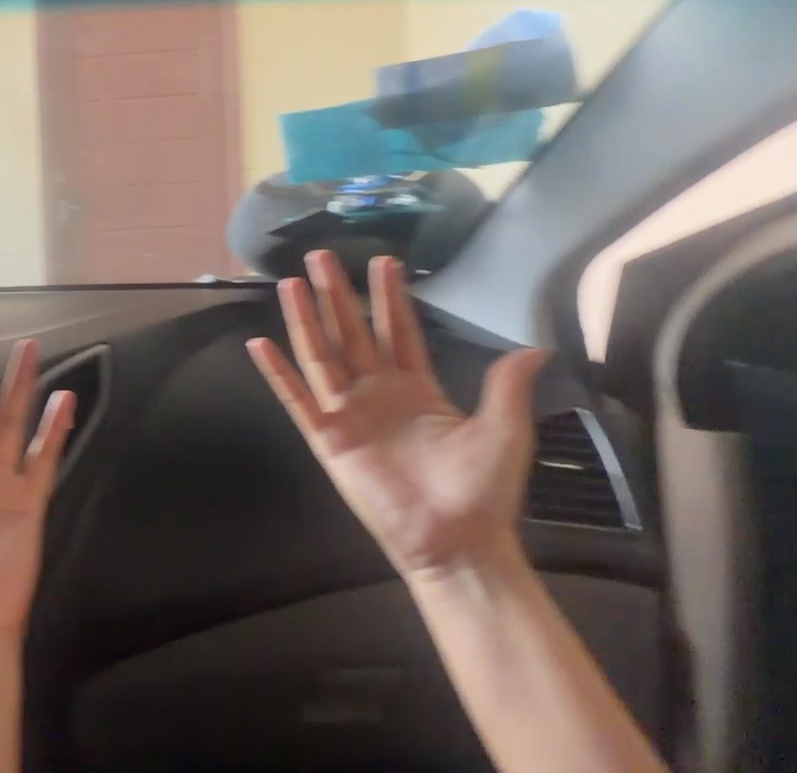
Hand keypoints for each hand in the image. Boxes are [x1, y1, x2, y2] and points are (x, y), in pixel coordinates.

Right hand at [246, 251, 549, 578]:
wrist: (457, 542)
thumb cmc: (482, 489)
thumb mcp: (504, 431)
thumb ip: (506, 386)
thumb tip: (536, 348)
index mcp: (416, 388)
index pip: (397, 331)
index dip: (389, 298)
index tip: (383, 262)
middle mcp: (377, 392)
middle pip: (351, 332)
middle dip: (337, 294)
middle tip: (321, 255)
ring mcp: (349, 413)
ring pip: (321, 355)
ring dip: (305, 319)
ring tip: (291, 283)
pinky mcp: (328, 438)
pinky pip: (297, 399)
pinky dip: (278, 373)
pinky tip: (260, 345)